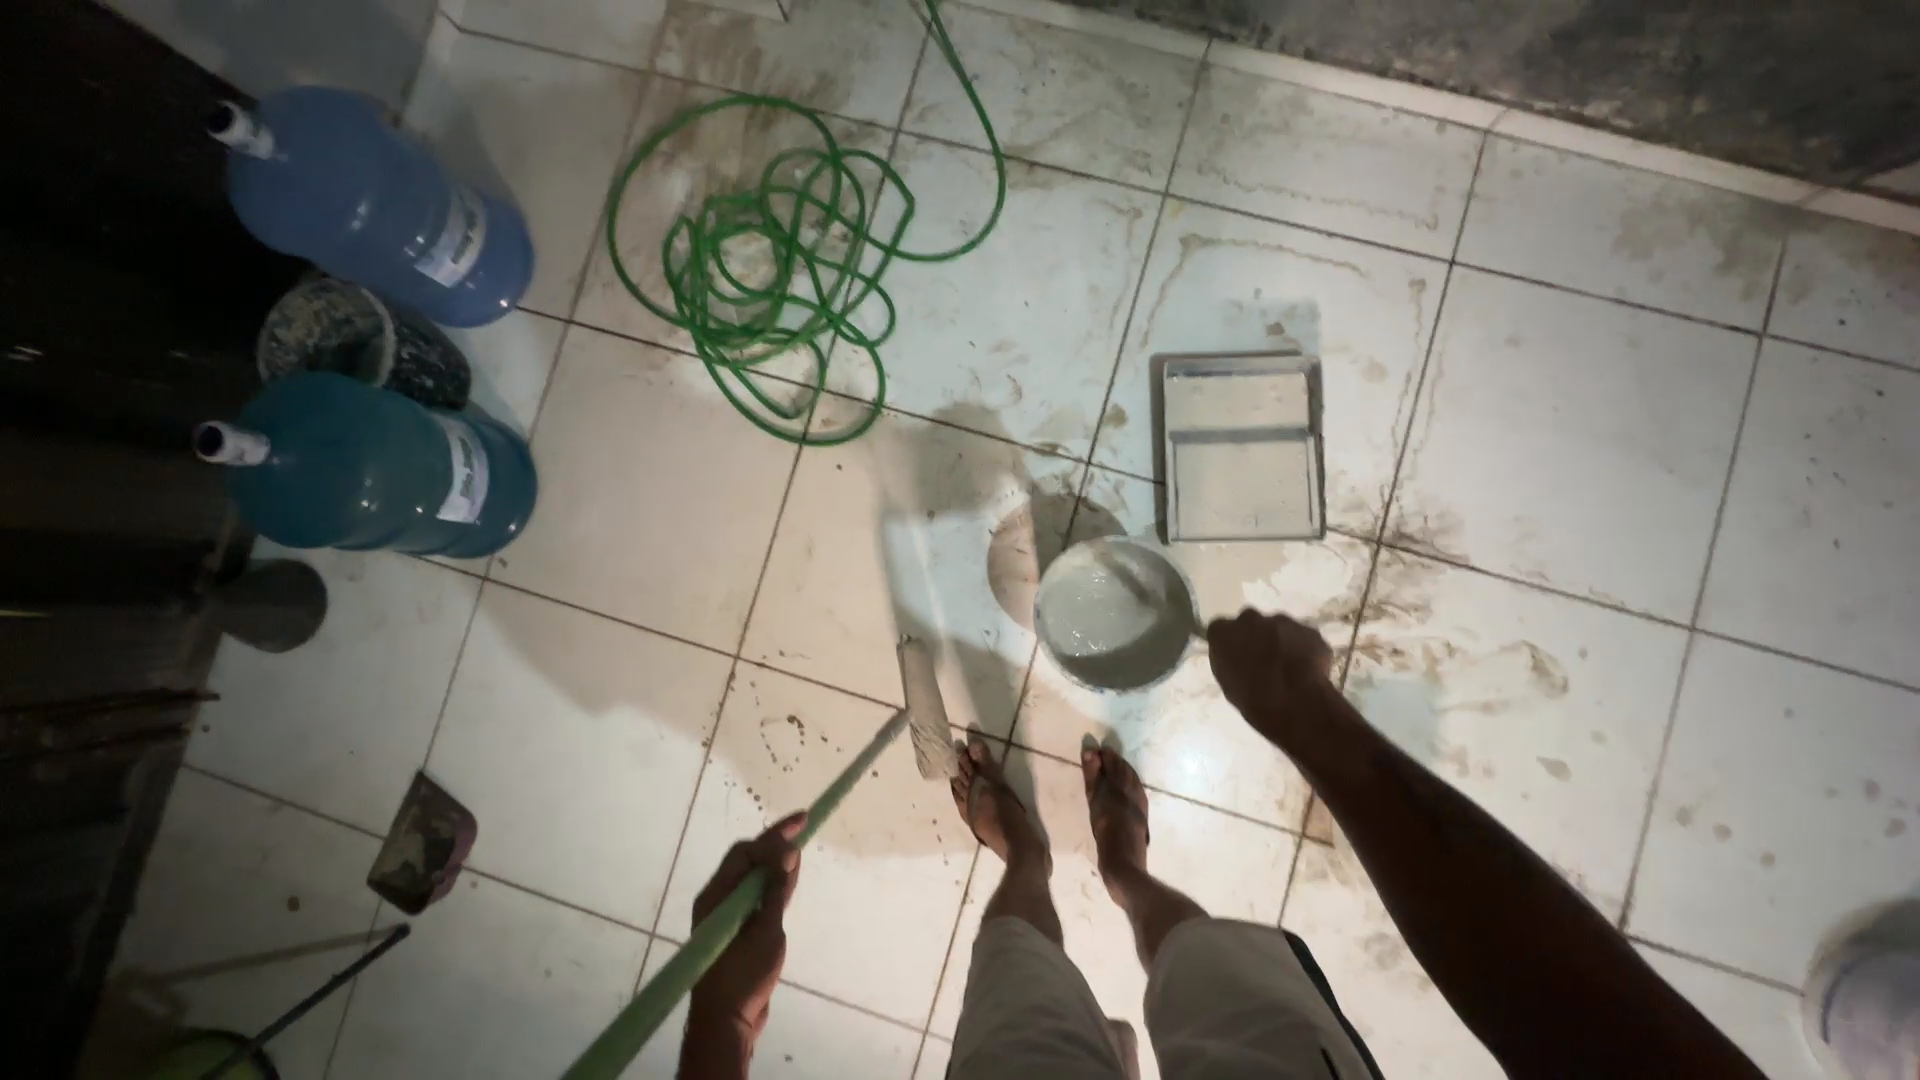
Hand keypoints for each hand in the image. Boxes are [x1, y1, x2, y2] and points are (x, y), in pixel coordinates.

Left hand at [688, 812, 805, 1043]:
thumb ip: (775, 888)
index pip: (745, 851)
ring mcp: (726, 916)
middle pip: (746, 860)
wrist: (725, 1023)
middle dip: (775, 842)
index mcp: (717, 895)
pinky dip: (772, 883)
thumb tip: (788, 850)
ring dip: (774, 861)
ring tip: (798, 846)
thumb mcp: (765, 929)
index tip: (802, 821)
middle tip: (803, 827)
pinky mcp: (736, 931)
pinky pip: (755, 896)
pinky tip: (788, 879)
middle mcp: (717, 900)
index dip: (774, 834)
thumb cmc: (741, 975)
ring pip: (751, 877)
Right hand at [1206, 608, 1335, 734]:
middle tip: (1262, 658)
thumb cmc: (1252, 697)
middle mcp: (1250, 618)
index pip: (1220, 628)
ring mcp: (1283, 621)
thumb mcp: (1227, 681)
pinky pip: (1304, 637)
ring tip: (1288, 666)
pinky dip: (1304, 649)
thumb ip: (1229, 660)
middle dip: (1255, 635)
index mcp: (1223, 632)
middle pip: (1250, 621)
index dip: (1230, 641)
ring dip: (1280, 640)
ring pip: (1279, 627)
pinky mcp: (1309, 631)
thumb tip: (1236, 657)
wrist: (1294, 702)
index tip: (1235, 654)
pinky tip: (1306, 669)